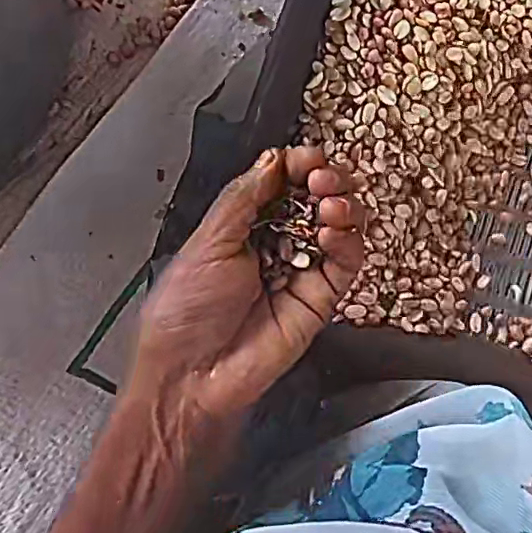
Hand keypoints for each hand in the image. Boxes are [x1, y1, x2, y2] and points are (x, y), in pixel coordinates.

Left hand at [132, 146, 366, 423]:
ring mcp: (302, 267)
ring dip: (342, 204)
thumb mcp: (206, 243)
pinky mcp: (322, 296)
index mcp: (245, 225)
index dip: (297, 164)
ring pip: (340, 224)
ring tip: (328, 203)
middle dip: (325, 179)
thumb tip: (273, 159)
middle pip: (317, 198)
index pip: (283, 183)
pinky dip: (347, 240)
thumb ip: (243, 198)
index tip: (304, 157)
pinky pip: (347, 261)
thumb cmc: (184, 315)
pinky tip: (329, 233)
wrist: (192, 375)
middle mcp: (277, 243)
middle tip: (319, 177)